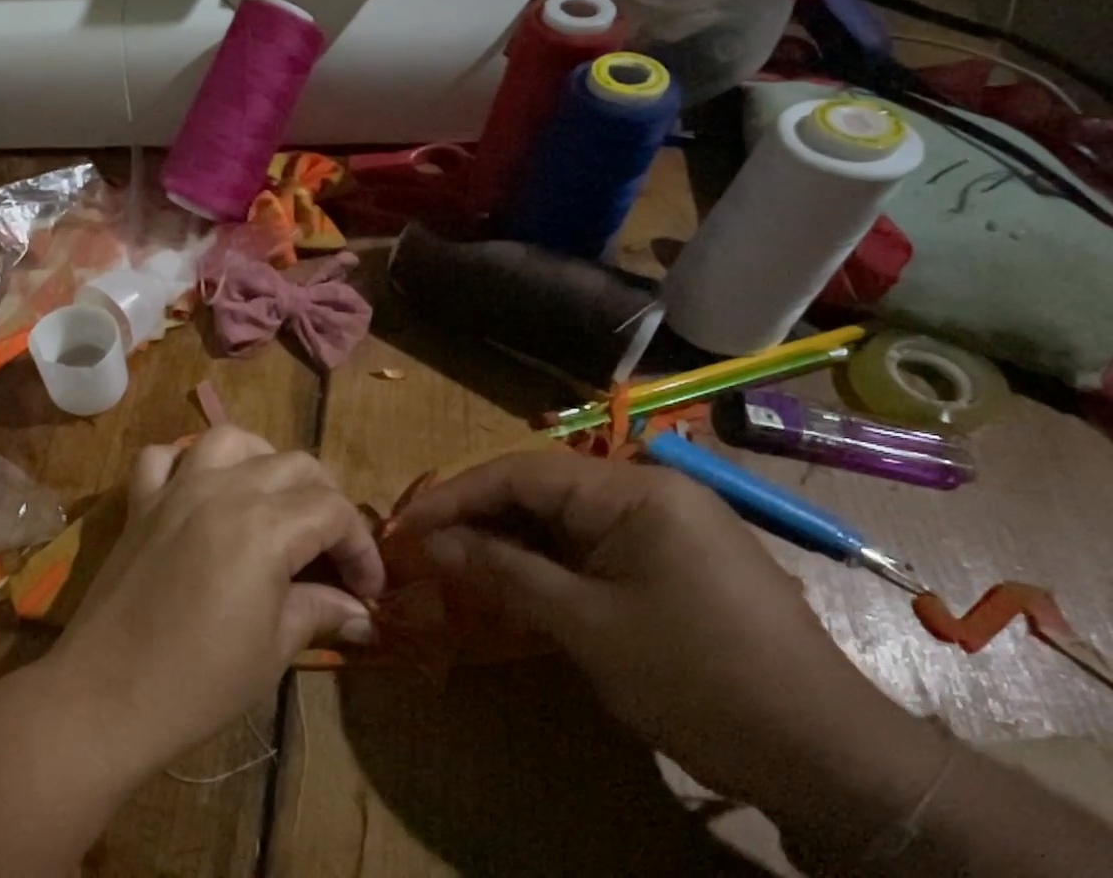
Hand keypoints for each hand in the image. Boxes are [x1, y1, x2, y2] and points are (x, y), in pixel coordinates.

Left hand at [43, 427, 384, 775]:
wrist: (104, 697)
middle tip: (330, 551)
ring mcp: (175, 491)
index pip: (333, 511)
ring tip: (274, 503)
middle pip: (294, 466)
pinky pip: (162, 458)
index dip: (361, 548)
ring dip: (263, 462)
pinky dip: (186, 463)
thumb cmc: (199, 682)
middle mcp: (223, 491)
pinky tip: (199, 493)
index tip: (368, 590)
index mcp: (265, 526)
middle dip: (325, 501)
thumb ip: (319, 612)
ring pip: (231, 441)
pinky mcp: (138, 505)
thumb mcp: (273, 649)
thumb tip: (361, 613)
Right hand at [391, 449, 940, 814]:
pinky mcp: (675, 564)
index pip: (521, 472)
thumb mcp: (585, 625)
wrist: (825, 755)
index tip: (403, 528)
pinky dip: (547, 564)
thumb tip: (431, 542)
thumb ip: (503, 571)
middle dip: (477, 518)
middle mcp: (651, 493)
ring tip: (454, 568)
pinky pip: (593, 548)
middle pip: (541, 490)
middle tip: (421, 551)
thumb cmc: (696, 678)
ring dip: (508, 543)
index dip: (454, 497)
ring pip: (564, 520)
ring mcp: (668, 528)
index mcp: (634, 491)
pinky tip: (513, 587)